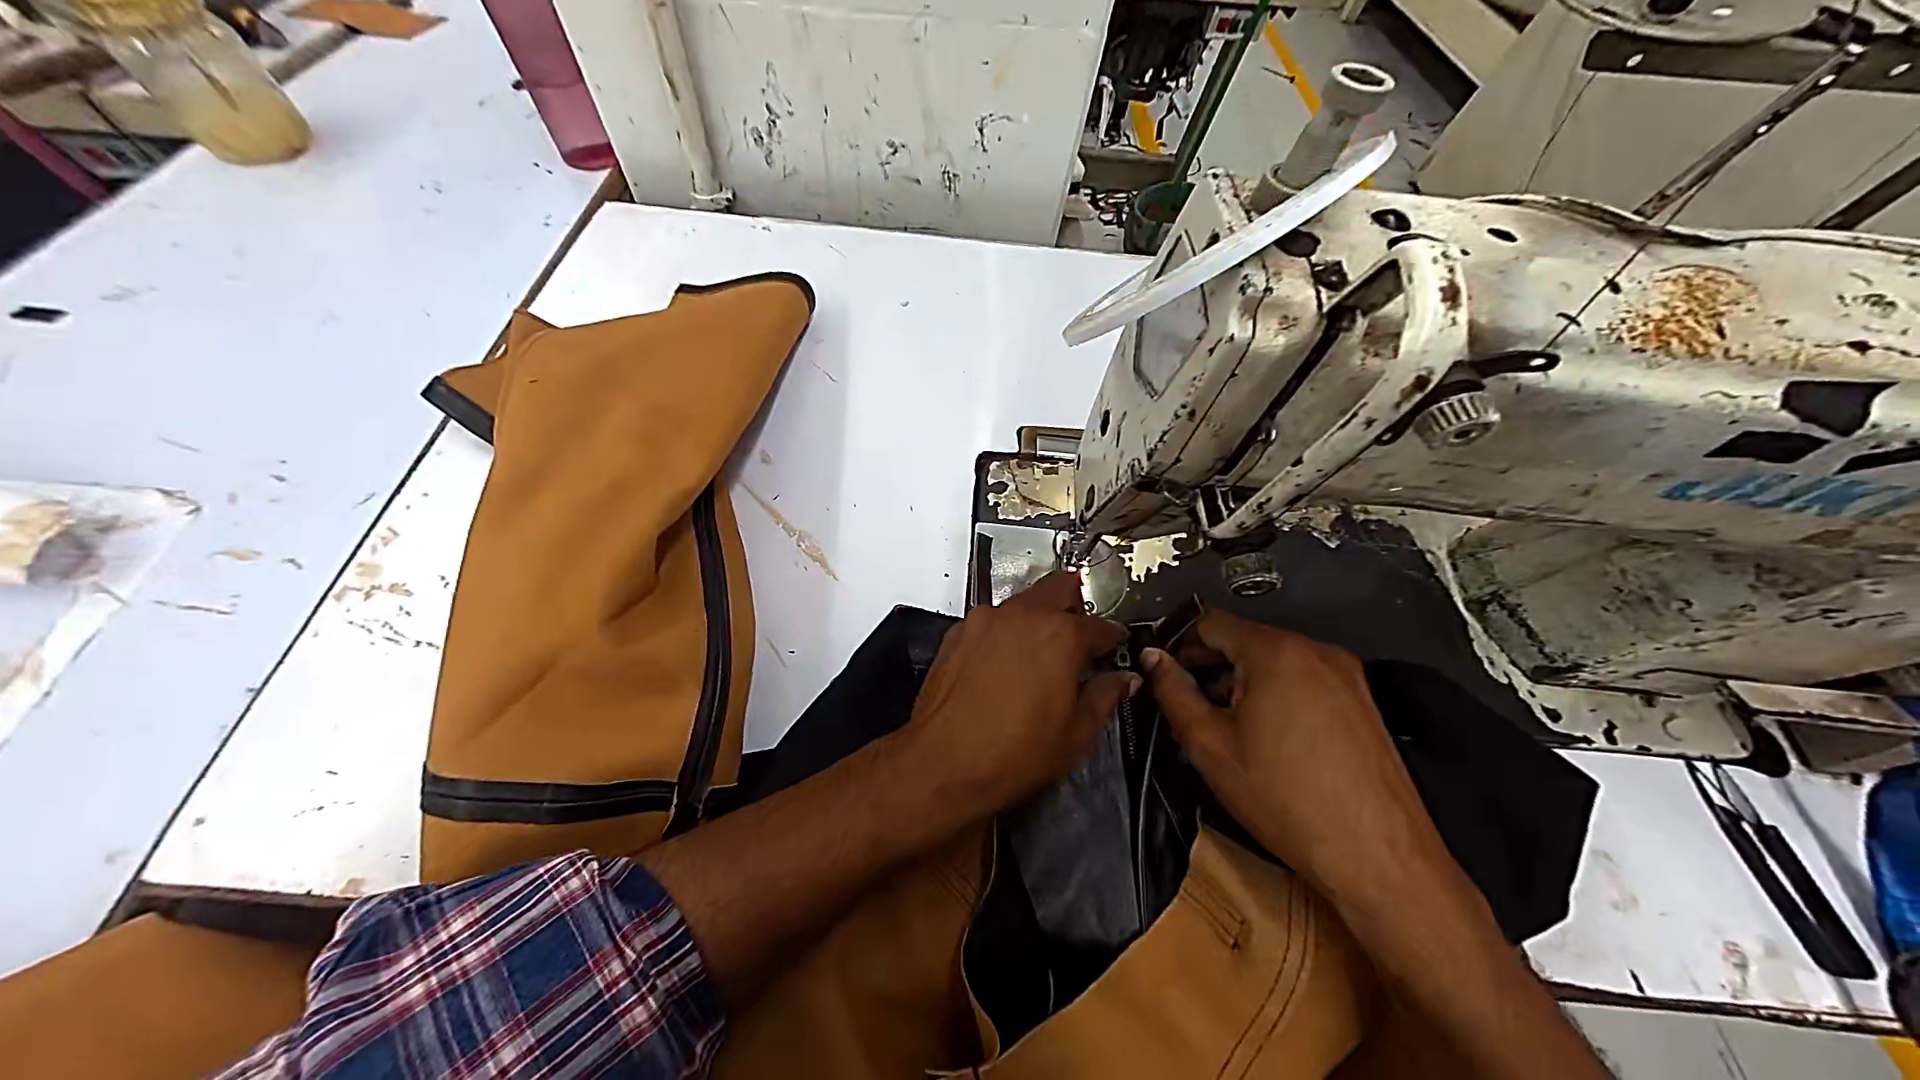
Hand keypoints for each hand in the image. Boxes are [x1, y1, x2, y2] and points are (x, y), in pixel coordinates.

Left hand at [898, 571, 1134, 814]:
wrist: (944, 763)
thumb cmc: (1008, 753)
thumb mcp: (1076, 733)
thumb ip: (1105, 697)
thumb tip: (1120, 682)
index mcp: (1060, 636)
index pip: (1099, 625)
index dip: (1111, 637)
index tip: (1113, 645)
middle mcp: (1021, 618)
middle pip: (1057, 589)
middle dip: (1074, 604)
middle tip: (1080, 631)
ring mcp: (985, 622)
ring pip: (1021, 604)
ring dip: (1036, 619)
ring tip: (1041, 654)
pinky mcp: (957, 635)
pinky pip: (990, 623)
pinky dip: (1003, 635)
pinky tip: (1005, 666)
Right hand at [1140, 612, 1449, 907]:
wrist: (1376, 857)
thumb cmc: (1292, 803)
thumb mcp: (1209, 744)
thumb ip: (1173, 692)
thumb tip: (1155, 661)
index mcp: (1277, 653)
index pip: (1211, 622)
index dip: (1179, 643)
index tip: (1165, 667)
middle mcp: (1317, 653)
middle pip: (1245, 640)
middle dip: (1210, 666)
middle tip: (1187, 701)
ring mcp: (1346, 677)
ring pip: (1275, 662)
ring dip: (1242, 683)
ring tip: (1224, 727)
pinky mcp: (1361, 703)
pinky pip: (1304, 682)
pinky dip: (1276, 697)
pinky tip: (1265, 740)